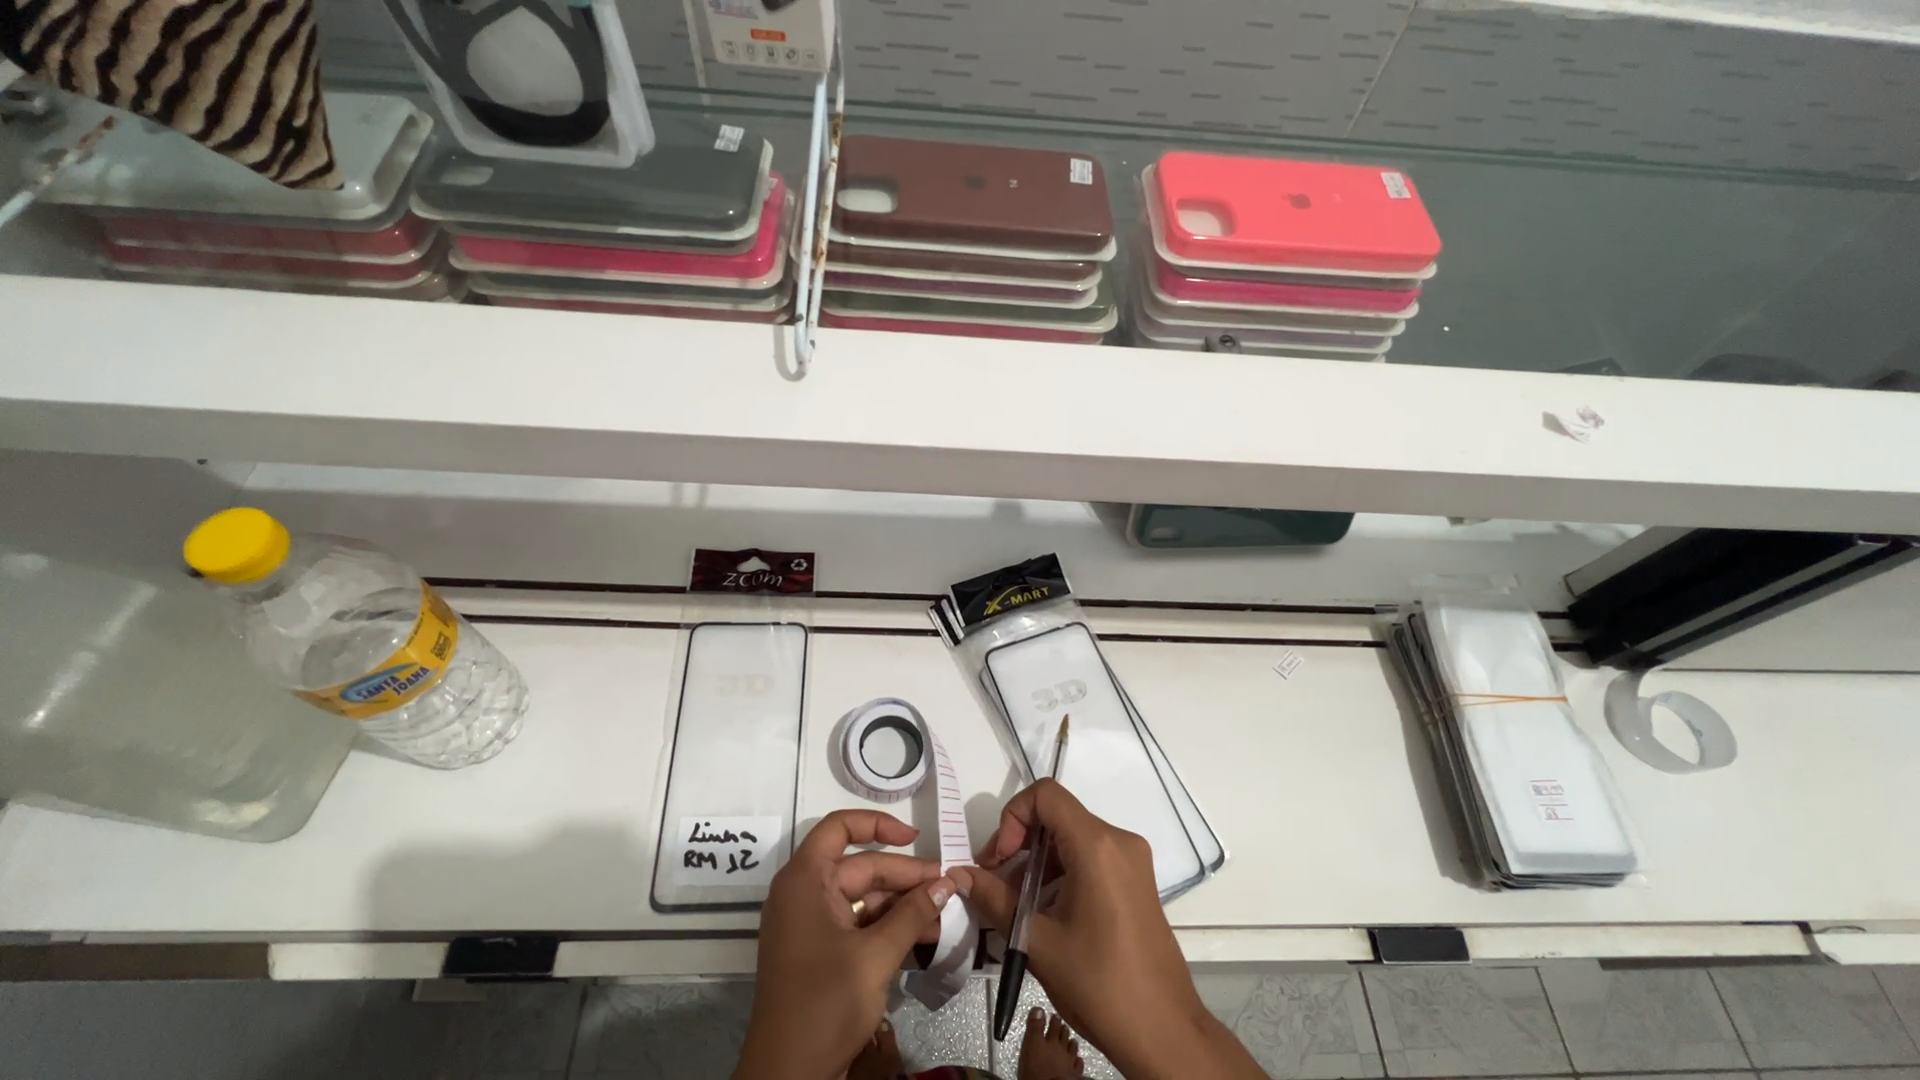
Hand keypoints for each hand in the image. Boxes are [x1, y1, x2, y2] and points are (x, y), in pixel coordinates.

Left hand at [733, 809, 956, 1079]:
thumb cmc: (825, 1003)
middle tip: (949, 887)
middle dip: (905, 876)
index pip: (839, 828)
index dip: (878, 824)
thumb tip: (947, 883)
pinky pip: (858, 924)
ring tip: (944, 917)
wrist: (788, 1073)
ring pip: (863, 897)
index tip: (916, 836)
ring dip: (902, 905)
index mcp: (805, 880)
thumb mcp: (876, 955)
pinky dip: (889, 927)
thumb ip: (913, 914)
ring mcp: (810, 924)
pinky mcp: (820, 951)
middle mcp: (804, 894)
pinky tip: (924, 938)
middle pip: (860, 866)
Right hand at [951, 780, 1262, 1079]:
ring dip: (1037, 862)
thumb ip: (993, 898)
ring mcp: (1132, 862)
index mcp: (1098, 846)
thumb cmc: (1098, 983)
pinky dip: (1060, 873)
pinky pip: (1090, 858)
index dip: (1012, 818)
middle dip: (1019, 843)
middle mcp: (1120, 842)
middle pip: (1058, 816)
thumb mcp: (1036, 941)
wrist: (1163, 1031)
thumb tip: (958, 874)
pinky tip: (1044, 913)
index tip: (998, 860)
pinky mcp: (1136, 882)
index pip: (1045, 795)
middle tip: (994, 883)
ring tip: (1015, 906)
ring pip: (1072, 839)